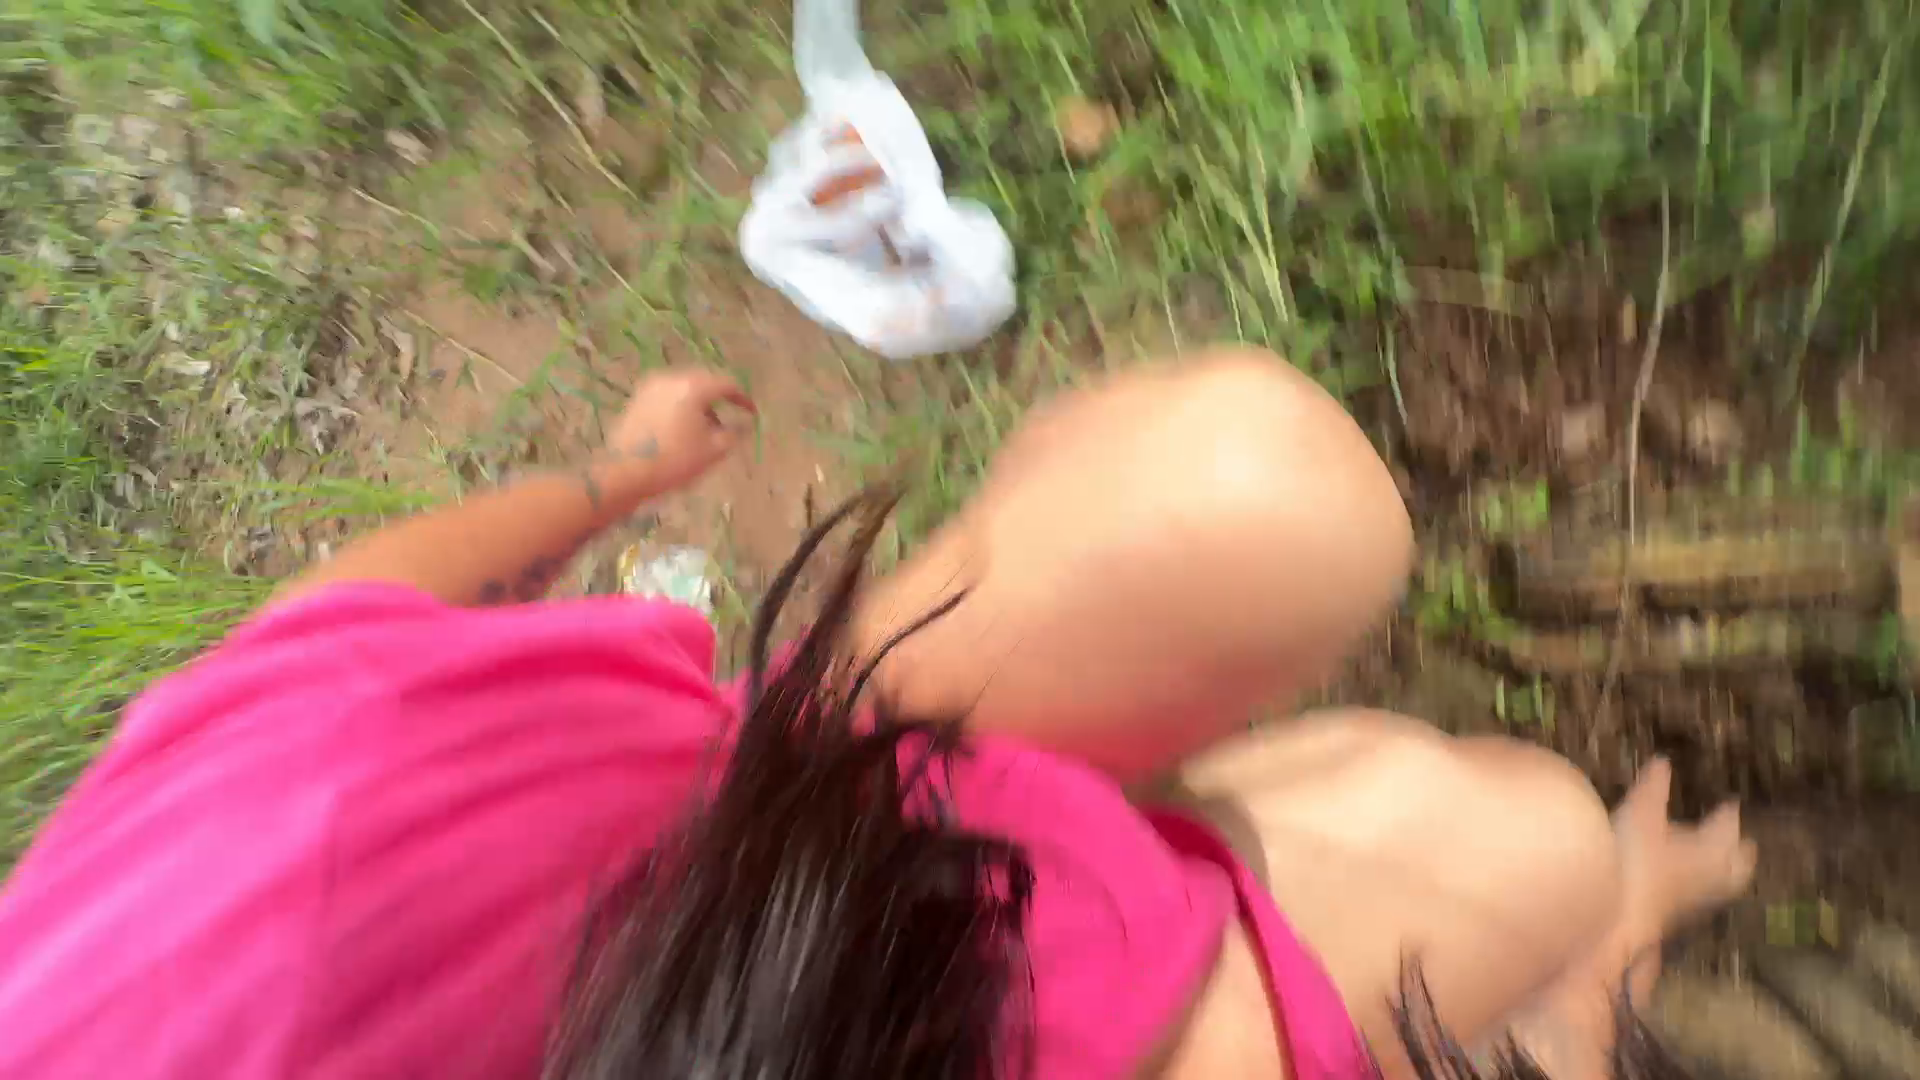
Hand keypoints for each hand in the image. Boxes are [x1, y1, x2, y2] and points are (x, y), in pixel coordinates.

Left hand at [598, 370, 755, 491]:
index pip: (727, 384)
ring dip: (700, 403)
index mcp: (694, 387)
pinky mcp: (637, 400)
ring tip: (708, 427)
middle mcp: (671, 379)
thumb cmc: (675, 460)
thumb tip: (744, 424)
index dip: (743, 399)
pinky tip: (684, 428)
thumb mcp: (714, 451)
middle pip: (704, 381)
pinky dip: (682, 407)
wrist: (624, 473)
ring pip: (684, 389)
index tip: (753, 413)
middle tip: (732, 415)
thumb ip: (734, 433)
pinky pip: (668, 397)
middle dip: (720, 398)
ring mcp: (650, 388)